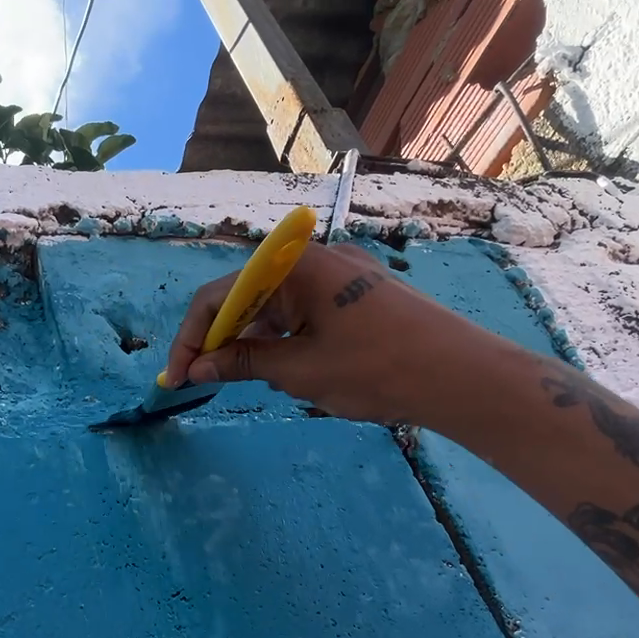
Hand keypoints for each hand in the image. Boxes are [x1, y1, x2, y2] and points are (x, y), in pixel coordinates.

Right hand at [164, 241, 508, 425]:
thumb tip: (197, 367)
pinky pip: (301, 308)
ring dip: (248, 339)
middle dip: (217, 337)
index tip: (178, 377)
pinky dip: (279, 336)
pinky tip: (277, 366)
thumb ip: (243, 363)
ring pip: (272, 303)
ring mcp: (339, 274)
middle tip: (199, 378)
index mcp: (295, 266)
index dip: (192, 337)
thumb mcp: (299, 370)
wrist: (461, 374)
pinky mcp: (356, 292)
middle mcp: (315, 259)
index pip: (221, 295)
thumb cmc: (375, 368)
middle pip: (245, 294)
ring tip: (237, 378)